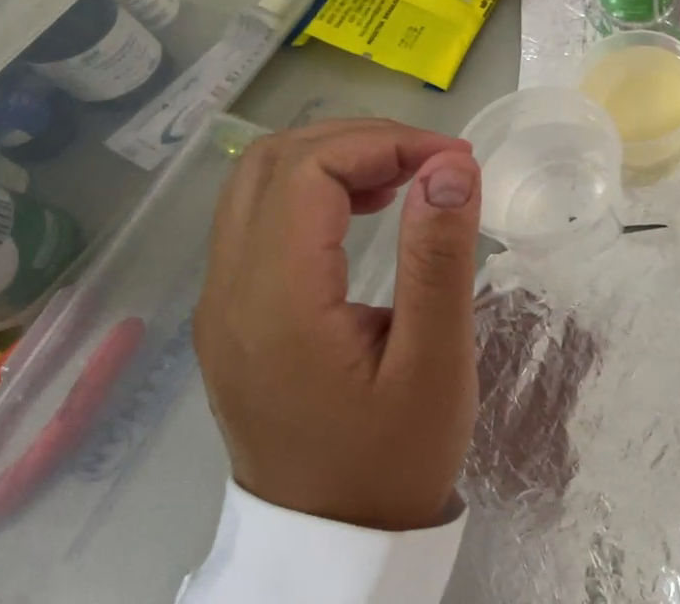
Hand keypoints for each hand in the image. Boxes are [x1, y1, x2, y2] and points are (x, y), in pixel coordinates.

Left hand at [196, 119, 482, 530]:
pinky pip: (260, 220)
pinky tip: (369, 208)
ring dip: (335, 159)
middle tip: (435, 161)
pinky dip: (315, 190)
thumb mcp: (436, 361)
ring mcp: (222, 304)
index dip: (384, 143)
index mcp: (275, 301)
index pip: (306, 170)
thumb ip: (440, 257)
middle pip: (270, 162)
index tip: (456, 161)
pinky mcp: (235, 316)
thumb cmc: (394, 456)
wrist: (333, 539)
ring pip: (258, 184)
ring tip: (410, 177)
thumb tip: (452, 165)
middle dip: (359, 140)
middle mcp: (229, 292)